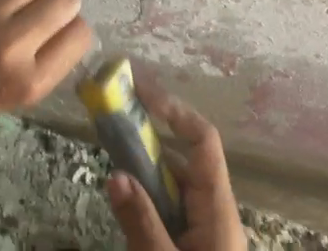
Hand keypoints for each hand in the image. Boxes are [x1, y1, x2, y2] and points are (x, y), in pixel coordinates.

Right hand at [108, 82, 245, 250]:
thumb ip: (142, 222)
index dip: (174, 110)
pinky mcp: (193, 245)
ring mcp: (205, 230)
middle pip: (181, 160)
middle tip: (108, 122)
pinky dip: (145, 198)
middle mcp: (215, 211)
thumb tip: (114, 174)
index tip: (138, 92)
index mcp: (219, 207)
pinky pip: (169, 210)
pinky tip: (123, 199)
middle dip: (145, 138)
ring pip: (171, 186)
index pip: (204, 139)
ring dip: (141, 170)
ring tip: (108, 154)